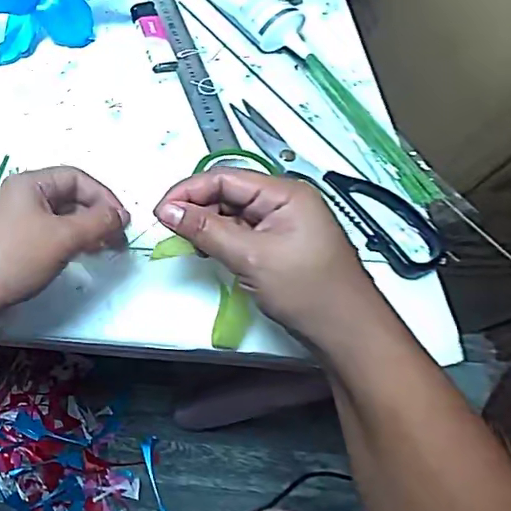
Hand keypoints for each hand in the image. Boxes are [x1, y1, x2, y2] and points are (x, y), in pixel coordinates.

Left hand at [0, 166, 129, 327]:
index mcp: (29, 183)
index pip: (77, 178)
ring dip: (84, 230)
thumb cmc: (15, 257)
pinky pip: (46, 233)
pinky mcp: (8, 242)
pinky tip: (76, 257)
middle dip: (96, 215)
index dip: (104, 196)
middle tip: (116, 239)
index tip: (122, 221)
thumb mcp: (63, 237)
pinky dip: (66, 241)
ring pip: (58, 217)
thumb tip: (121, 215)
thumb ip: (98, 222)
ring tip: (101, 250)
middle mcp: (19, 195)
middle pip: (68, 196)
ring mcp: (12, 219)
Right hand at [154, 169, 383, 343]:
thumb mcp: (250, 257)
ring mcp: (283, 223)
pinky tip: (211, 253)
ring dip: (208, 225)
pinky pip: (243, 231)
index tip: (162, 211)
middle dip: (197, 208)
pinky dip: (222, 240)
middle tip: (171, 230)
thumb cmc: (311, 292)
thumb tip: (169, 210)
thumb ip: (206, 230)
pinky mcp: (280, 244)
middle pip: (228, 192)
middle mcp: (284, 201)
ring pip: (233, 213)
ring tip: (191, 245)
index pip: (224, 177)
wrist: (348, 332)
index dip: (188, 191)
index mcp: (285, 192)